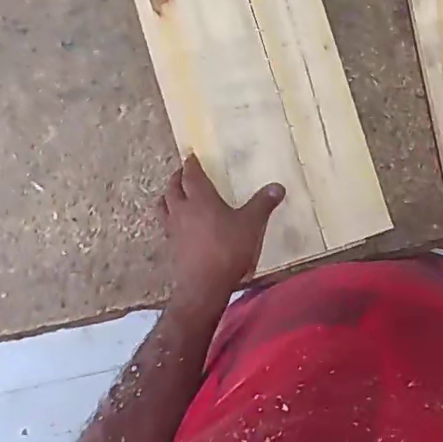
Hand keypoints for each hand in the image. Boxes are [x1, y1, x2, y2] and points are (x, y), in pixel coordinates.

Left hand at [155, 157, 284, 307]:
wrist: (204, 285)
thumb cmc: (228, 248)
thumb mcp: (252, 224)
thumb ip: (263, 203)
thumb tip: (278, 186)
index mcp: (200, 199)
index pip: (191, 176)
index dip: (191, 164)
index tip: (192, 156)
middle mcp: (182, 210)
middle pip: (172, 188)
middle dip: (177, 177)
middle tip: (183, 172)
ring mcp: (173, 229)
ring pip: (164, 205)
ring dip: (168, 196)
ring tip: (175, 194)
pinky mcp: (171, 246)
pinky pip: (166, 223)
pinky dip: (170, 216)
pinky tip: (180, 222)